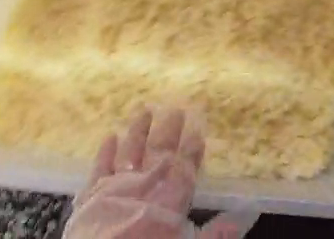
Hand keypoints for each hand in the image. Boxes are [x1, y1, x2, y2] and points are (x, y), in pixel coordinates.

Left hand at [64, 107, 256, 238]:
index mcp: (170, 198)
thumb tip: (242, 216)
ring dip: (139, 131)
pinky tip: (110, 136)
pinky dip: (105, 152)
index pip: (185, 165)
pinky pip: (100, 168)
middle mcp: (146, 184)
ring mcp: (117, 186)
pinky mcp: (91, 195)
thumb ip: (213, 234)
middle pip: (161, 150)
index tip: (199, 125)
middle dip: (170, 129)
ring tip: (144, 110)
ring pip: (131, 150)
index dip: (192, 146)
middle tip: (176, 108)